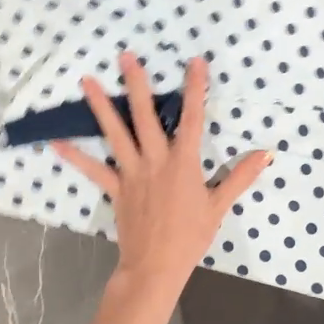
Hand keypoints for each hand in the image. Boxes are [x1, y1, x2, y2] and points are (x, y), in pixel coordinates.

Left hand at [51, 52, 271, 294]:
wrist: (156, 266)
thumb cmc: (190, 237)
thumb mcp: (219, 206)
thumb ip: (241, 176)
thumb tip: (267, 153)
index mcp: (184, 163)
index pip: (193, 119)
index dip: (195, 89)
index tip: (195, 62)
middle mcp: (155, 160)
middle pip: (145, 116)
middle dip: (136, 84)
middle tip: (125, 57)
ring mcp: (132, 173)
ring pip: (115, 133)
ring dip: (100, 106)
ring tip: (86, 81)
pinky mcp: (115, 188)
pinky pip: (93, 169)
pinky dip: (75, 156)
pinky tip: (56, 142)